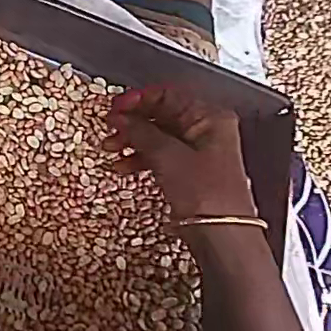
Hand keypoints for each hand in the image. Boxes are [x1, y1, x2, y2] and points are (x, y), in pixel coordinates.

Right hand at [104, 86, 255, 218]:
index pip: (168, 95)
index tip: (114, 107)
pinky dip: (140, 159)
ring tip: (110, 148)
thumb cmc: (204, 192)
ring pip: (157, 136)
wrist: (222, 235)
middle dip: (132, 121)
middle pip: (161, 115)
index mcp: (209, 116)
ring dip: (132, 141)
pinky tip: (122, 167)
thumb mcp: (168, 156)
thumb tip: (120, 117)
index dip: (138, 99)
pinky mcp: (188, 172)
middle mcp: (205, 129)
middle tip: (109, 127)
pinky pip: (159, 156)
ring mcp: (196, 151)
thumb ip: (141, 132)